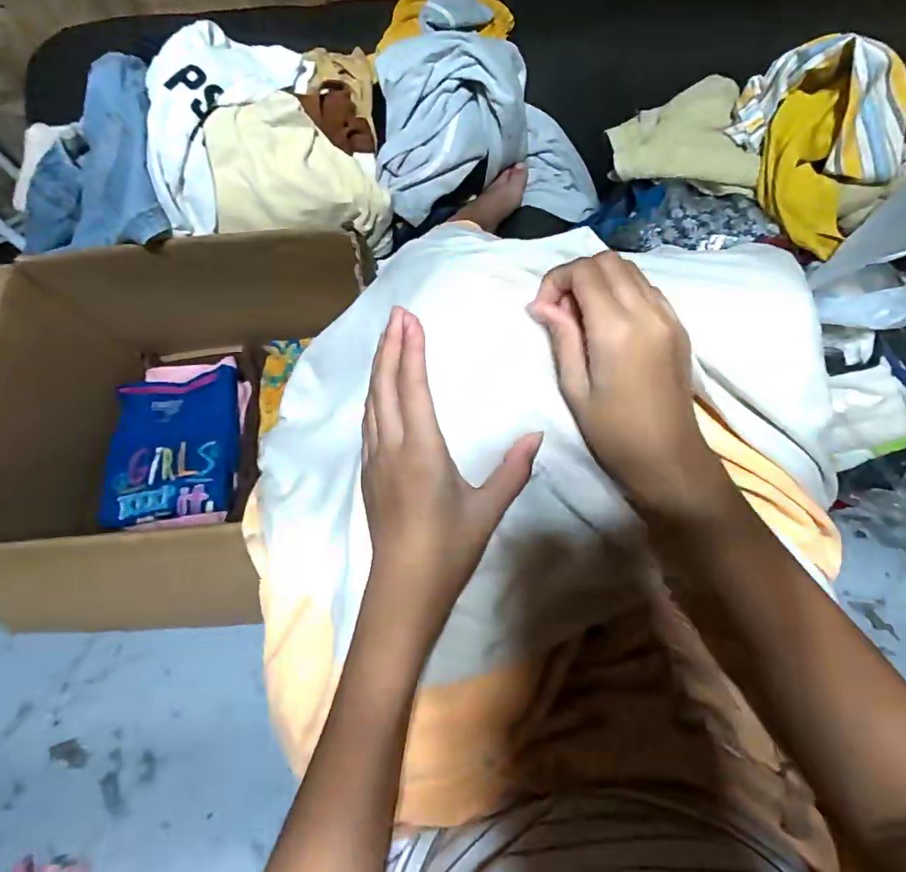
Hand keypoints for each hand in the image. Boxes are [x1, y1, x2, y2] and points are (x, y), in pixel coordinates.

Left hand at [360, 307, 542, 621]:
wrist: (402, 591)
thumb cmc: (448, 550)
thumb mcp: (487, 509)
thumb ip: (513, 470)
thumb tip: (537, 435)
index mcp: (421, 449)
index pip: (412, 387)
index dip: (409, 349)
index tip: (409, 318)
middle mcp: (391, 446)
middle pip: (385, 386)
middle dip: (389, 346)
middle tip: (396, 314)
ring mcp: (374, 460)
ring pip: (372, 402)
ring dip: (379, 368)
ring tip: (386, 341)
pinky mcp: (368, 474)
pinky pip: (368, 421)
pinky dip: (374, 395)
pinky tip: (379, 392)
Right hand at [528, 253, 731, 519]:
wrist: (669, 459)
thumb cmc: (613, 432)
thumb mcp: (575, 387)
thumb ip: (561, 336)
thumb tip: (540, 303)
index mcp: (616, 328)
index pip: (583, 272)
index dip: (555, 280)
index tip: (543, 309)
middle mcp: (647, 312)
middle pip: (607, 260)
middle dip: (576, 274)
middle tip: (561, 309)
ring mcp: (668, 317)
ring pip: (630, 269)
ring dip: (601, 279)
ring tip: (584, 315)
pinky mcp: (679, 326)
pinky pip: (647, 287)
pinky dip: (623, 289)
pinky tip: (610, 321)